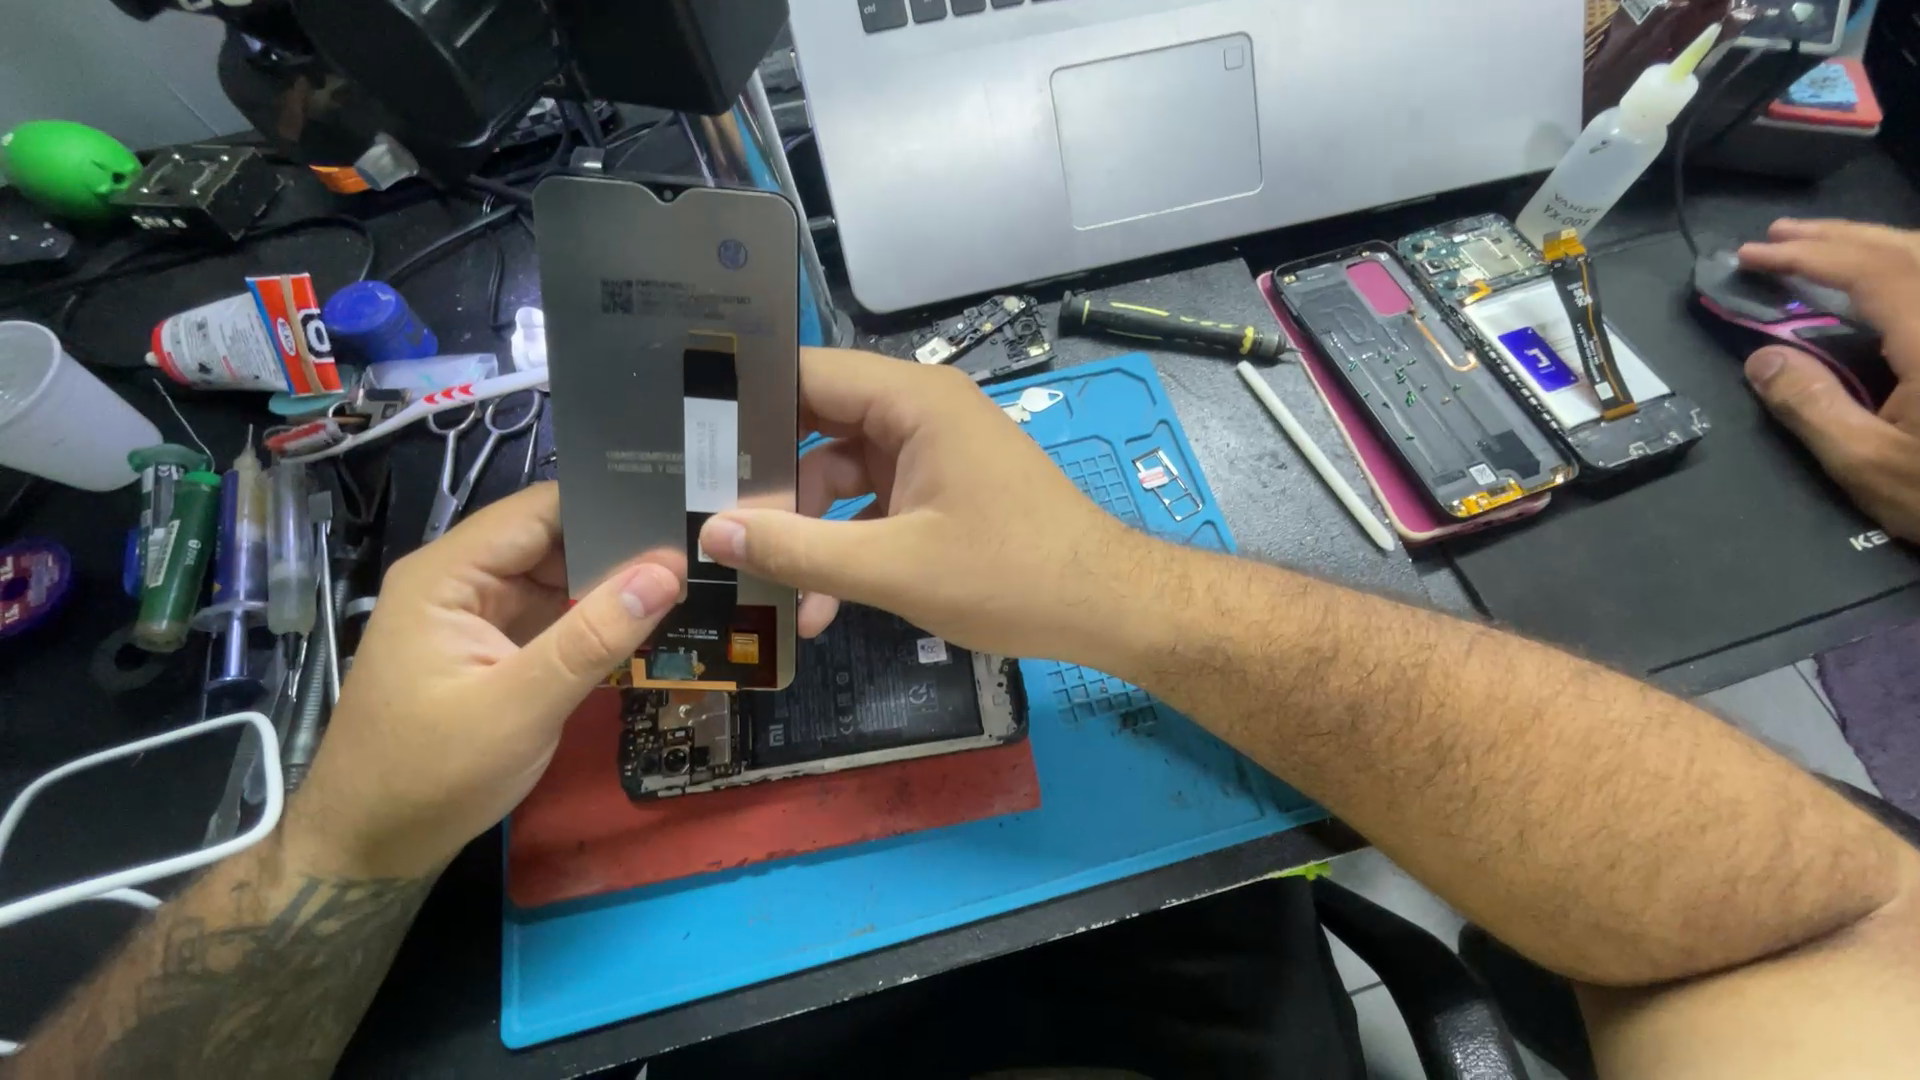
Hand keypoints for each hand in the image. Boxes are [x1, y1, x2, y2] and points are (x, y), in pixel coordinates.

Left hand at [286, 483, 686, 878]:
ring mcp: (484, 614)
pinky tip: (654, 612)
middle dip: (625, 540)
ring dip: (619, 577)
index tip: (680, 504)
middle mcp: (465, 581)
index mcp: (449, 576)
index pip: (541, 510)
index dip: (610, 501)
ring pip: (565, 574)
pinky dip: (604, 612)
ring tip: (692, 570)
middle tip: (701, 544)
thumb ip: (593, 638)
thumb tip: (667, 572)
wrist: (372, 849)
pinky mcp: (501, 645)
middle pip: (557, 538)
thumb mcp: (519, 707)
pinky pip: (562, 611)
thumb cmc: (430, 775)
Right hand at [697, 348, 1146, 664]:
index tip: (684, 443)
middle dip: (771, 488)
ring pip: (841, 478)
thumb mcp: (894, 567)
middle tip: (712, 528)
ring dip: (809, 535)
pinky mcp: (940, 494)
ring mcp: (932, 456)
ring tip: (771, 592)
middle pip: (816, 431)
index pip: (806, 376)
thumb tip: (713, 532)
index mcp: (913, 400)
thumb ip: (798, 549)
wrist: (1104, 607)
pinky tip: (820, 607)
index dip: (743, 405)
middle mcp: (919, 414)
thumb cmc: (1009, 575)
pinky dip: (847, 549)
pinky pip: (873, 508)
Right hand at [1739, 218, 1919, 540]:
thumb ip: (1812, 405)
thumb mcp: (1867, 464)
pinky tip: (1890, 278)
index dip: (1810, 256)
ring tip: (1825, 246)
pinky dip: (1913, 272)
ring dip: (1881, 246)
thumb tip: (1763, 358)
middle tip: (1779, 236)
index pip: (1874, 273)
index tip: (1753, 254)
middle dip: (1843, 238)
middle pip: (1915, 253)